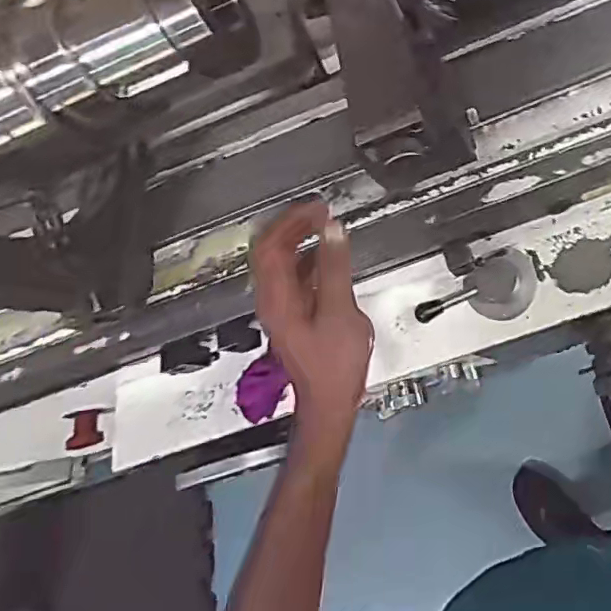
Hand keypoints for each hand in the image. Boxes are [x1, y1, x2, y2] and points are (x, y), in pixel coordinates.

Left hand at [250, 201, 372, 440]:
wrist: (329, 402)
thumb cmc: (333, 365)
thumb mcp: (340, 311)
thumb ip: (334, 268)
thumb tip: (332, 232)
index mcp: (277, 298)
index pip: (271, 245)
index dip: (291, 220)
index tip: (316, 208)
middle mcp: (272, 299)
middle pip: (270, 249)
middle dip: (292, 224)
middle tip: (319, 211)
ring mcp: (280, 307)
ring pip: (280, 260)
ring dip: (299, 238)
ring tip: (323, 224)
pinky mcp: (293, 313)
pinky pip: (293, 274)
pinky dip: (307, 256)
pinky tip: (327, 254)